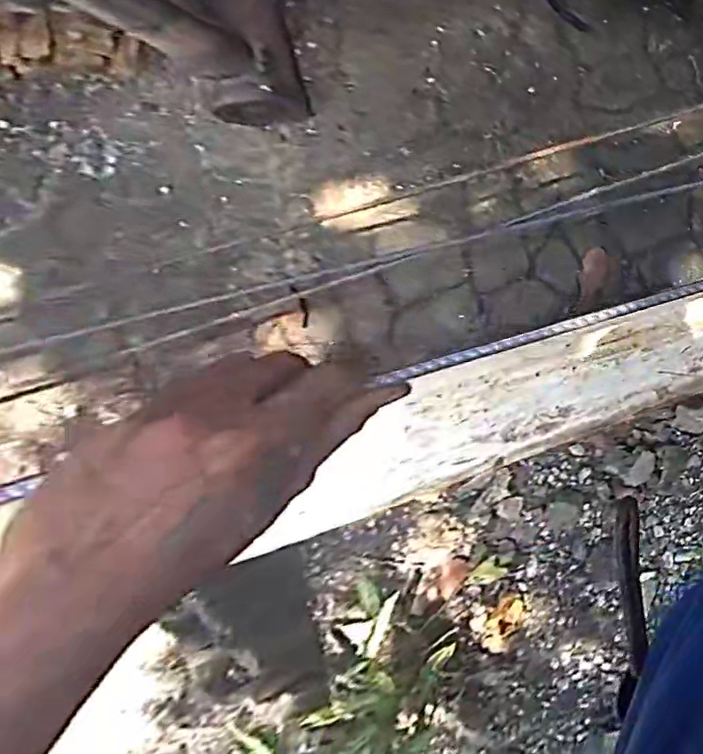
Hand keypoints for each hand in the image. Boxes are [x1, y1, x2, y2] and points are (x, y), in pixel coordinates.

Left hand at [2, 352, 404, 617]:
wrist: (71, 586)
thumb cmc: (194, 548)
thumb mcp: (278, 494)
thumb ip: (332, 435)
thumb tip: (383, 393)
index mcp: (260, 439)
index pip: (331, 378)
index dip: (351, 379)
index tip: (356, 386)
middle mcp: (212, 415)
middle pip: (279, 362)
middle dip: (295, 380)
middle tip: (292, 410)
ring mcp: (157, 413)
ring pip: (230, 367)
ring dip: (249, 385)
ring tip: (239, 421)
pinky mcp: (117, 418)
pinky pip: (180, 388)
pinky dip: (201, 402)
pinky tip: (189, 438)